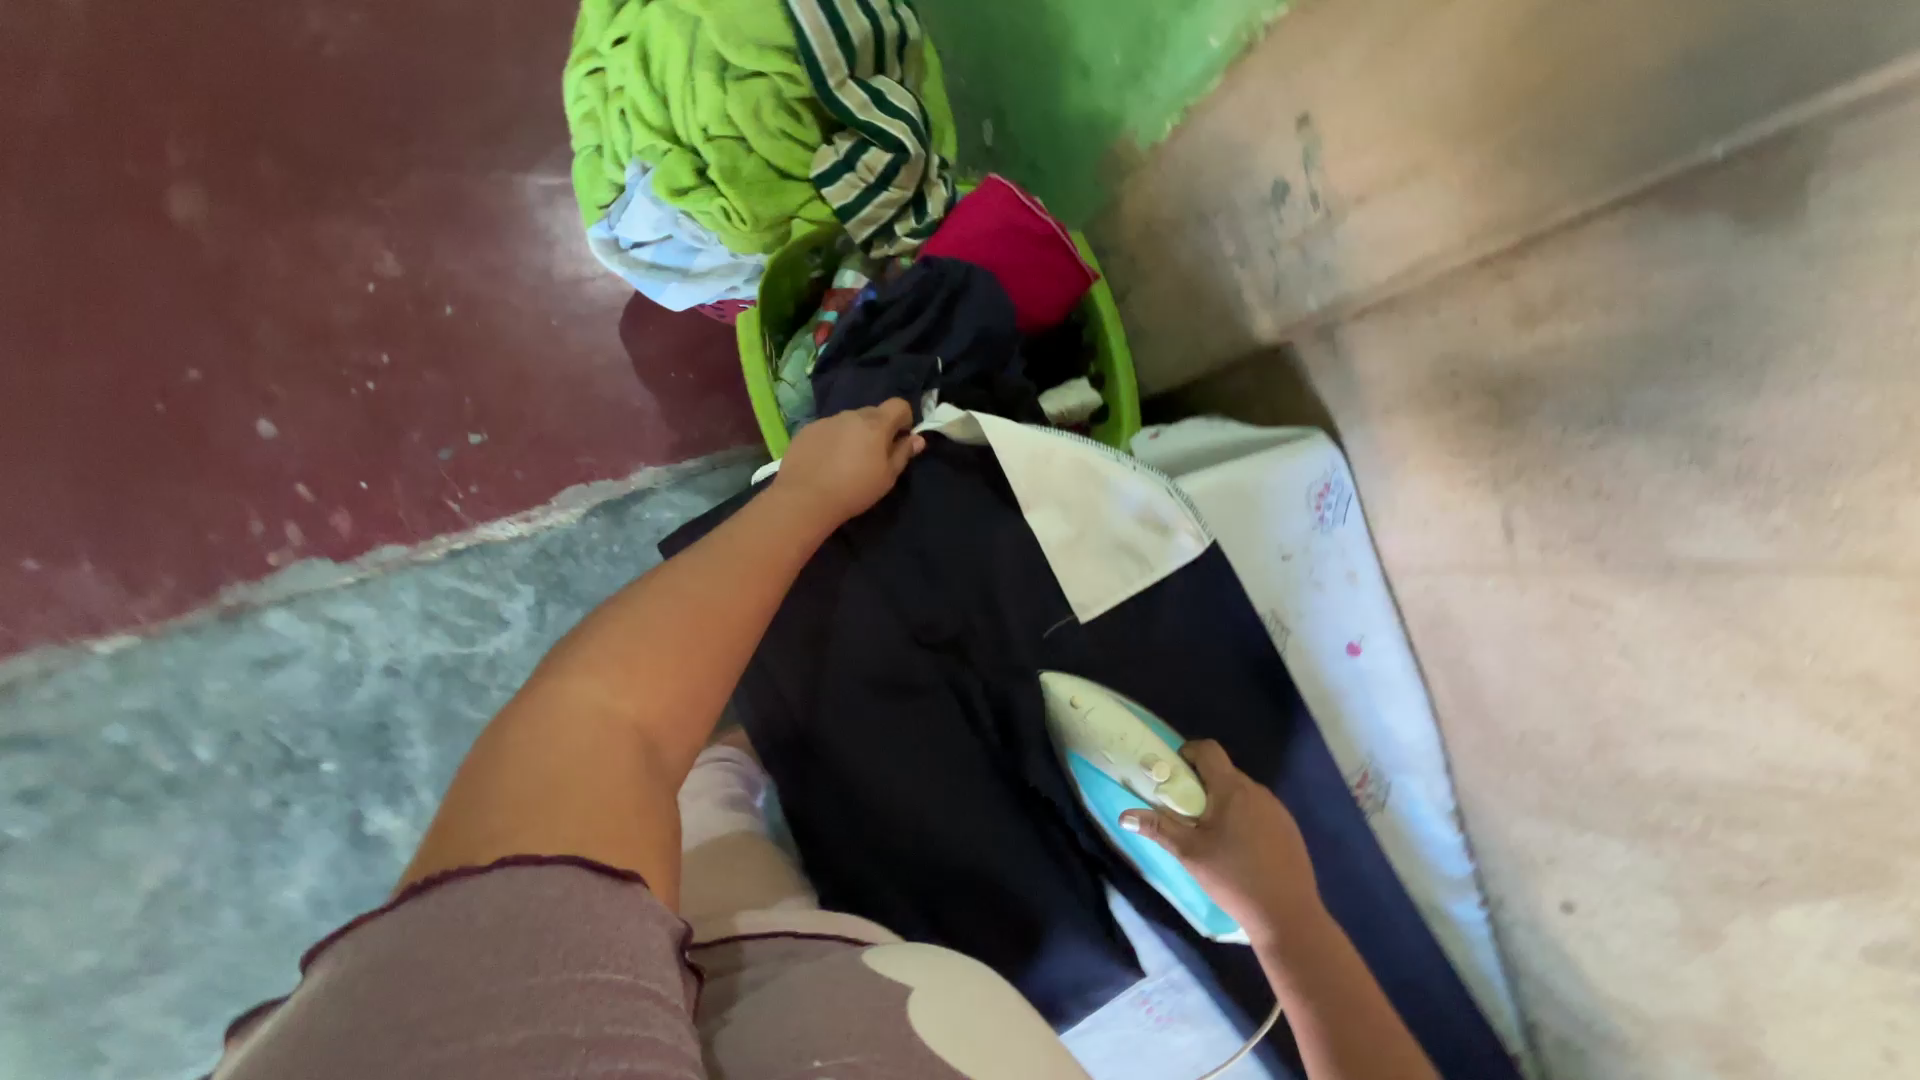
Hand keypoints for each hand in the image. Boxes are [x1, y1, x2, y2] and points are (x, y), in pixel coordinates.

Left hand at [772, 399, 925, 529]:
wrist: (804, 498)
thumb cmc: (854, 490)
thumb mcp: (887, 477)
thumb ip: (903, 453)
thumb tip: (917, 438)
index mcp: (876, 424)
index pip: (899, 405)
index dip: (904, 419)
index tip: (900, 440)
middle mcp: (851, 415)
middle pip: (873, 413)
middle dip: (879, 429)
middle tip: (873, 456)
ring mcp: (827, 420)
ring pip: (849, 421)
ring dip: (854, 434)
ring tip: (845, 462)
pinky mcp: (807, 429)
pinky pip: (828, 429)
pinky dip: (833, 440)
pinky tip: (825, 463)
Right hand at [1120, 739, 1324, 945]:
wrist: (1287, 915)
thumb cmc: (1233, 878)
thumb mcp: (1189, 853)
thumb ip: (1158, 828)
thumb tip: (1123, 816)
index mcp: (1232, 789)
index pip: (1208, 750)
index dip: (1188, 753)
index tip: (1174, 773)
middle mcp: (1257, 791)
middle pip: (1224, 772)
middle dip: (1202, 783)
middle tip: (1186, 810)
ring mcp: (1277, 809)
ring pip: (1242, 792)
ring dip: (1223, 801)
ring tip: (1212, 833)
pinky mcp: (1289, 828)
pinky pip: (1259, 810)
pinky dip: (1244, 817)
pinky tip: (1239, 848)